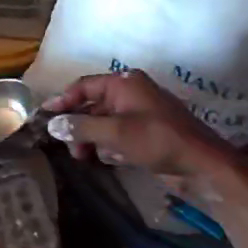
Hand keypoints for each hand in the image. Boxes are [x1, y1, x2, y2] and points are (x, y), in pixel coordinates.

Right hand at [41, 69, 241, 177]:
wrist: (201, 165)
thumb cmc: (158, 140)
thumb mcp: (115, 133)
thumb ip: (81, 127)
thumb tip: (53, 125)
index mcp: (125, 83)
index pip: (84, 86)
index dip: (63, 100)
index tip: (45, 116)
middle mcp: (131, 93)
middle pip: (93, 105)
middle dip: (78, 126)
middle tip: (69, 148)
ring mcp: (140, 114)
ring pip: (104, 123)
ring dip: (92, 139)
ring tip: (84, 157)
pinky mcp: (147, 135)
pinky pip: (118, 136)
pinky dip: (109, 146)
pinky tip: (108, 160)